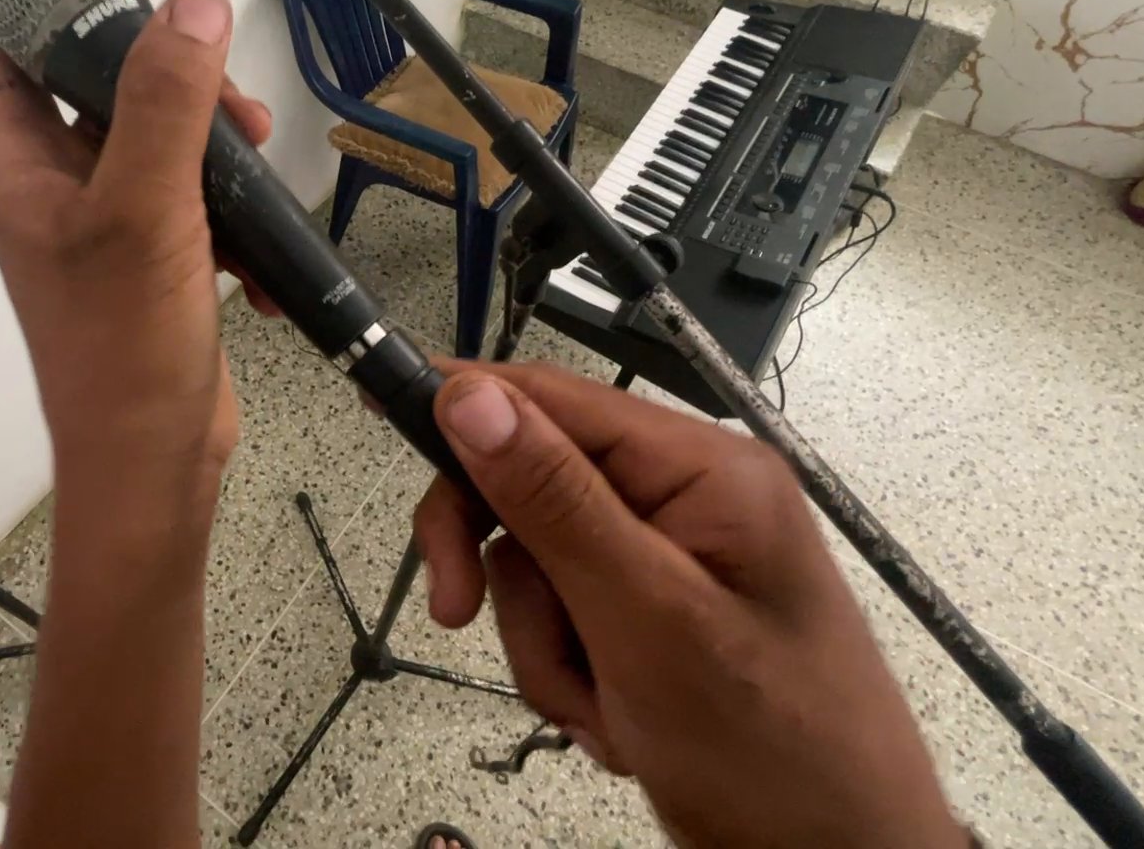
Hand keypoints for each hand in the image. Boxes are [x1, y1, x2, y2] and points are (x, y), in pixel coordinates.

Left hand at [0, 0, 269, 525]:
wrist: (154, 462)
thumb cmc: (128, 343)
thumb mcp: (144, 212)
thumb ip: (165, 106)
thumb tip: (191, 2)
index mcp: (22, 174)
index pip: (10, 60)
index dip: (49, 13)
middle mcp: (57, 197)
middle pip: (101, 99)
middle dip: (168, 83)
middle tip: (231, 101)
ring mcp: (108, 235)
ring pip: (157, 154)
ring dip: (211, 148)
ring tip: (262, 157)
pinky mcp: (156, 268)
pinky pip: (191, 212)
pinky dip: (229, 217)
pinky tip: (265, 251)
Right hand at [414, 363, 968, 848]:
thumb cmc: (765, 747)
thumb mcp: (645, 617)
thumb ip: (552, 498)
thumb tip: (468, 394)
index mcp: (696, 467)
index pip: (551, 400)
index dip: (462, 400)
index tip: (378, 402)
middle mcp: (674, 492)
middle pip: (529, 479)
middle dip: (497, 561)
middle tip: (452, 613)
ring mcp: (656, 550)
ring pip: (530, 555)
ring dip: (538, 634)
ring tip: (595, 705)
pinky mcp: (639, 603)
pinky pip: (554, 604)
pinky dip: (559, 661)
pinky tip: (610, 714)